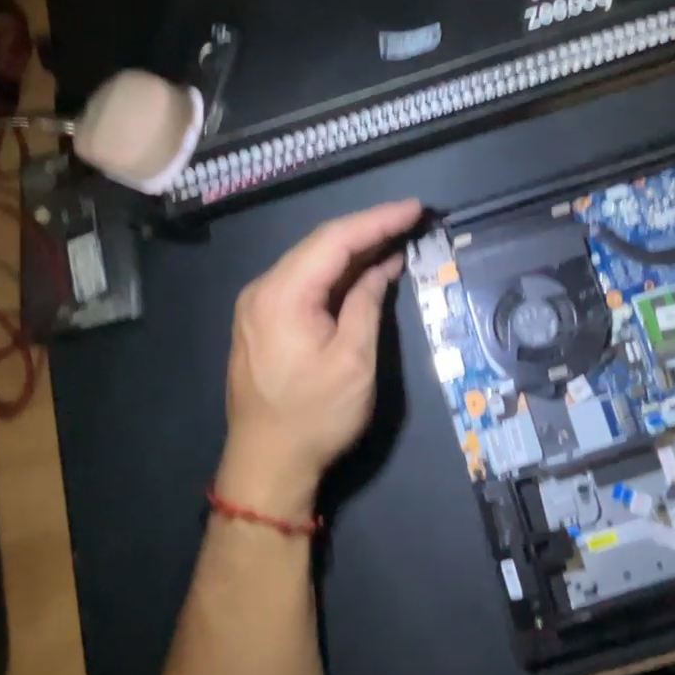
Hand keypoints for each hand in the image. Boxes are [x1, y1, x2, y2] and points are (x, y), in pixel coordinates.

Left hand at [215, 199, 422, 521]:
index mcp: (282, 294)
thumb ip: (367, 304)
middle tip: (411, 219)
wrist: (266, 465)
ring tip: (396, 238)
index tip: (415, 208)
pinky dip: (336, 274)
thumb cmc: (314, 417)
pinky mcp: (263, 322)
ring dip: (353, 251)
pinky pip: (304, 283)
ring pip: (312, 262)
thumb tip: (380, 268)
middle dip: (368, 229)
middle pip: (320, 245)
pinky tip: (365, 271)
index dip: (378, 220)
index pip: (335, 240)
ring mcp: (258, 305)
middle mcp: (262, 290)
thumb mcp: (353, 361)